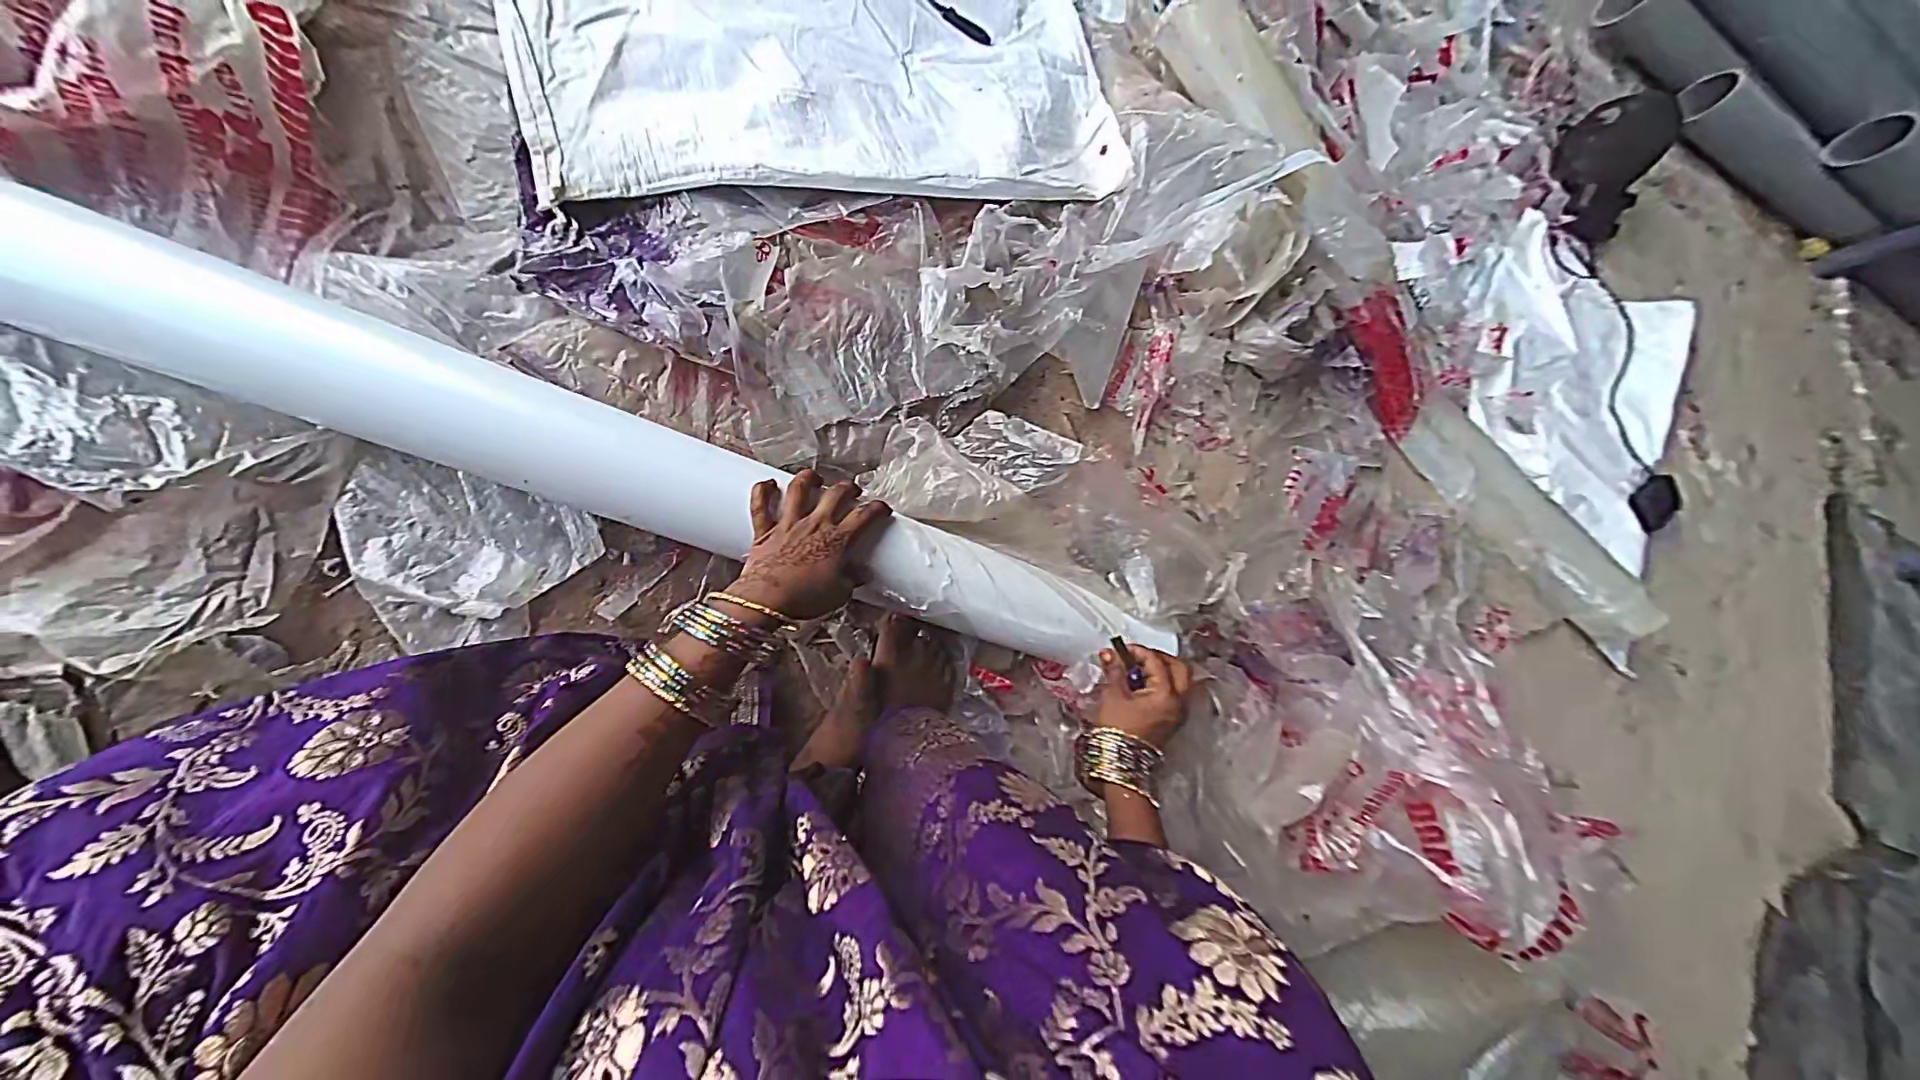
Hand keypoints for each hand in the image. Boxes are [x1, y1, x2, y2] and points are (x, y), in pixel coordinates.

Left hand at [726, 471, 892, 620]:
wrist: (769, 601)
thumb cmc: (806, 599)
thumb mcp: (840, 593)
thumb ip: (853, 579)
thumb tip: (864, 575)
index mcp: (837, 540)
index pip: (864, 516)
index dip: (877, 508)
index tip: (882, 508)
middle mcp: (814, 525)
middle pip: (835, 494)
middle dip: (847, 487)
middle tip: (852, 490)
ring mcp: (789, 525)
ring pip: (799, 490)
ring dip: (808, 478)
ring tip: (815, 477)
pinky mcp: (765, 531)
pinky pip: (761, 505)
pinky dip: (762, 491)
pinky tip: (768, 484)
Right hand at [1093, 645, 1191, 749]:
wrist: (1120, 764)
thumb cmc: (1117, 729)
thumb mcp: (1114, 695)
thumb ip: (1115, 670)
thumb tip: (1109, 653)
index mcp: (1166, 694)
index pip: (1157, 662)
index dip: (1139, 651)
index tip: (1122, 649)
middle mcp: (1179, 702)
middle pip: (1179, 668)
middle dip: (1159, 657)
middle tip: (1138, 656)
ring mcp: (1179, 712)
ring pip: (1181, 681)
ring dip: (1163, 670)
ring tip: (1140, 669)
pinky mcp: (1173, 720)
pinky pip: (1176, 693)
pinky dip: (1163, 683)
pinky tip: (1143, 684)